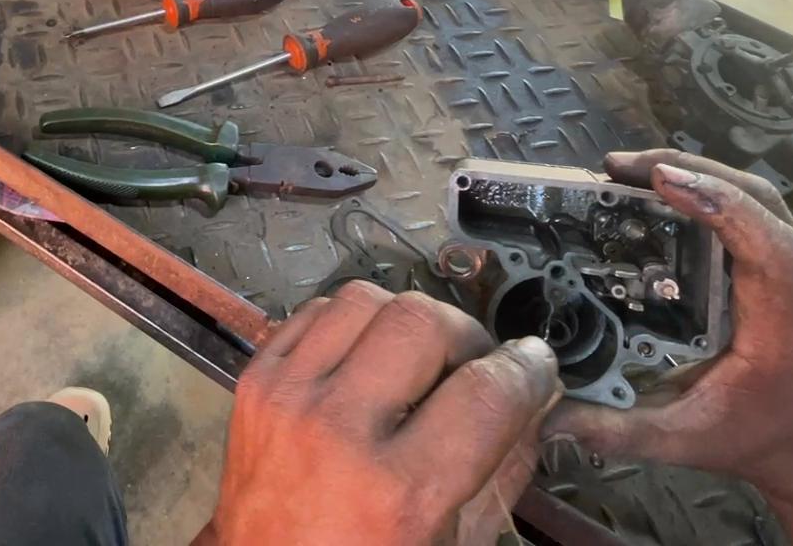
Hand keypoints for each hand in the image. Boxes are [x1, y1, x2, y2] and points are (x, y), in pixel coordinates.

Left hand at [206, 282, 560, 545]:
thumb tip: (534, 396)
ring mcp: (288, 395)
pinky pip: (316, 311)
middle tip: (472, 361)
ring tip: (417, 355)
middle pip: (419, 323)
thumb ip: (502, 468)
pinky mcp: (257, 378)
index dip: (525, 369)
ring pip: (363, 299)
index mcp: (397, 494)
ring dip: (404, 318)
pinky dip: (351, 322)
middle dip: (464, 333)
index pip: (484, 394)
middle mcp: (337, 431)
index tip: (534, 363)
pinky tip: (366, 354)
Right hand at [545, 151, 792, 545]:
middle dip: (691, 171)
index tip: (661, 182)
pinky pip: (748, 208)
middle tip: (617, 167)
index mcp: (788, 326)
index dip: (720, 205)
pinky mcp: (779, 265)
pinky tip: (655, 190)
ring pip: (757, 196)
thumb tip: (545, 420)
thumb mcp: (687, 443)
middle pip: (760, 201)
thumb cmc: (762, 443)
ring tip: (627, 170)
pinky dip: (702, 187)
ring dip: (695, 171)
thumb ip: (619, 432)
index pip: (771, 247)